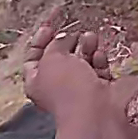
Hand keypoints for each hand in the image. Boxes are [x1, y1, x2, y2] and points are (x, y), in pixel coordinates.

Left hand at [18, 10, 137, 131]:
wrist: (97, 112)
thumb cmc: (68, 86)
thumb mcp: (53, 58)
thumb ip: (56, 43)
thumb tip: (65, 38)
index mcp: (37, 81)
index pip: (34, 56)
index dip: (40, 40)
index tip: (50, 26)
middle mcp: (58, 85)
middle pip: (62, 57)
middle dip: (68, 42)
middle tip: (77, 33)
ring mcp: (81, 87)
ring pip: (83, 60)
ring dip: (87, 47)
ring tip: (91, 38)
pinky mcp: (102, 87)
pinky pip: (99, 68)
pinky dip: (99, 59)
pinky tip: (100, 54)